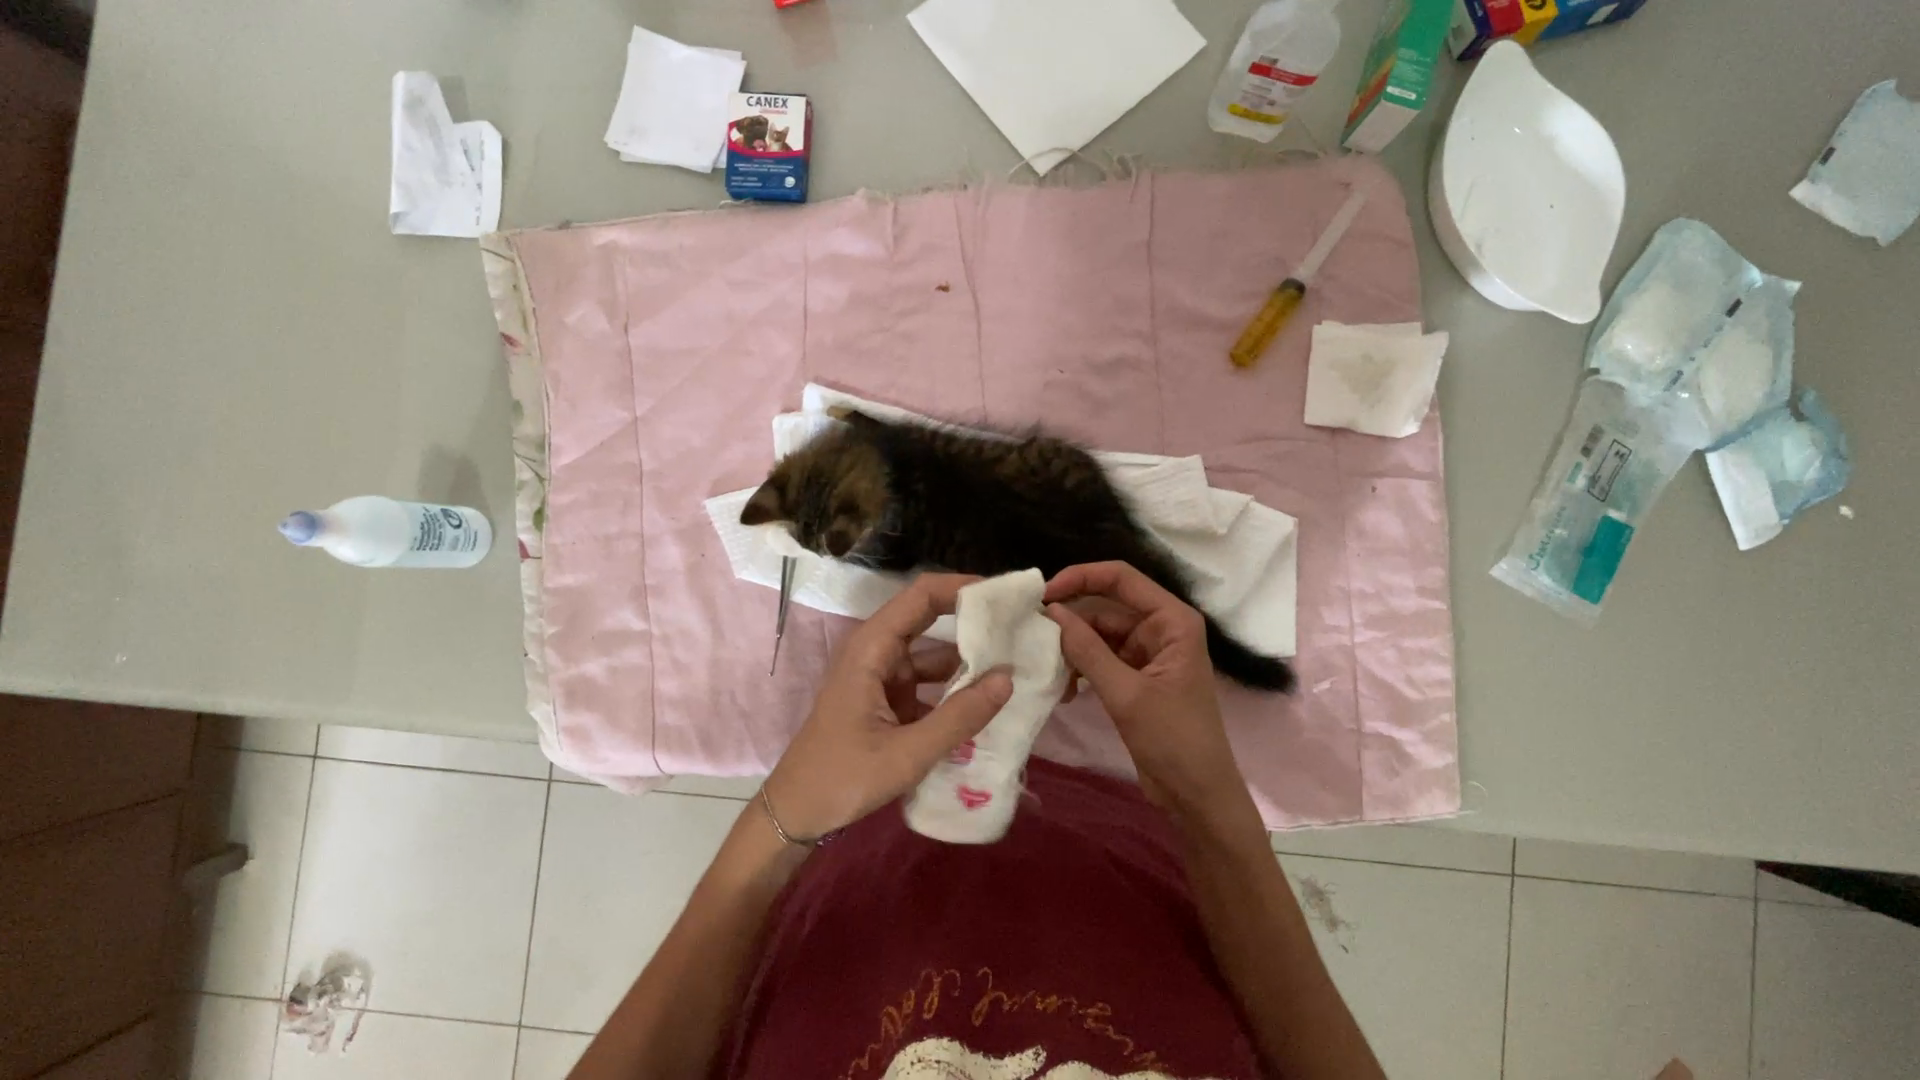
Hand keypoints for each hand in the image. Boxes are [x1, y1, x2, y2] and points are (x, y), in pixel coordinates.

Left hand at [762, 573, 1013, 841]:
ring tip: (1017, 660)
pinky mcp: (887, 702)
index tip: (1006, 595)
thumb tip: (1008, 678)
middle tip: (1021, 624)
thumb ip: (959, 716)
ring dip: (968, 658)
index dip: (962, 587)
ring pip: (932, 655)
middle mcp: (875, 653)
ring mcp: (881, 678)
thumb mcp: (907, 753)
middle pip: (928, 619)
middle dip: (972, 619)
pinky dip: (956, 689)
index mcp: (870, 650)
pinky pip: (928, 684)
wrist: (796, 814)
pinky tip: (988, 700)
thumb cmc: (842, 778)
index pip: (920, 596)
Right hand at [1044, 562, 1247, 813]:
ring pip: (1098, 635)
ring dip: (1072, 650)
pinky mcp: (1136, 678)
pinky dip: (1081, 669)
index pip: (1121, 578)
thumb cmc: (1173, 740)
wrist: (1198, 795)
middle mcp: (1161, 629)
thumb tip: (1050, 613)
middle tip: (1032, 637)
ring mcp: (1147, 654)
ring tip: (1048, 671)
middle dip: (1070, 621)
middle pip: (1105, 606)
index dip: (1081, 577)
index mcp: (1172, 621)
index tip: (1042, 595)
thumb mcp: (1127, 694)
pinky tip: (1066, 691)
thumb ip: (1087, 651)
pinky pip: (1100, 659)